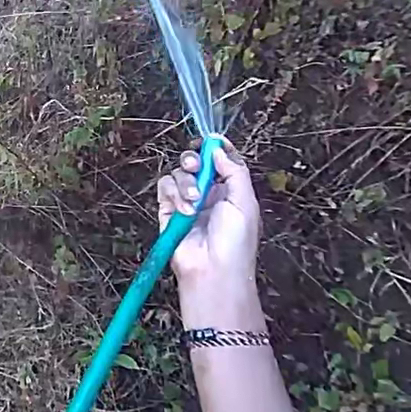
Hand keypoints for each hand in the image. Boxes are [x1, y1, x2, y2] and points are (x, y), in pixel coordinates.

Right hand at [156, 144, 261, 325]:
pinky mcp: (168, 211)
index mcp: (230, 190)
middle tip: (196, 166)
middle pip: (195, 162)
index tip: (211, 140)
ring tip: (193, 202)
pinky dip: (173, 194)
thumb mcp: (245, 202)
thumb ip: (234, 170)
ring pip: (178, 173)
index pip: (220, 160)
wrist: (213, 271)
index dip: (216, 148)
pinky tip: (184, 210)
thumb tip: (217, 147)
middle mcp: (208, 193)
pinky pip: (165, 188)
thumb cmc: (236, 242)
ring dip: (185, 183)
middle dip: (193, 160)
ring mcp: (186, 202)